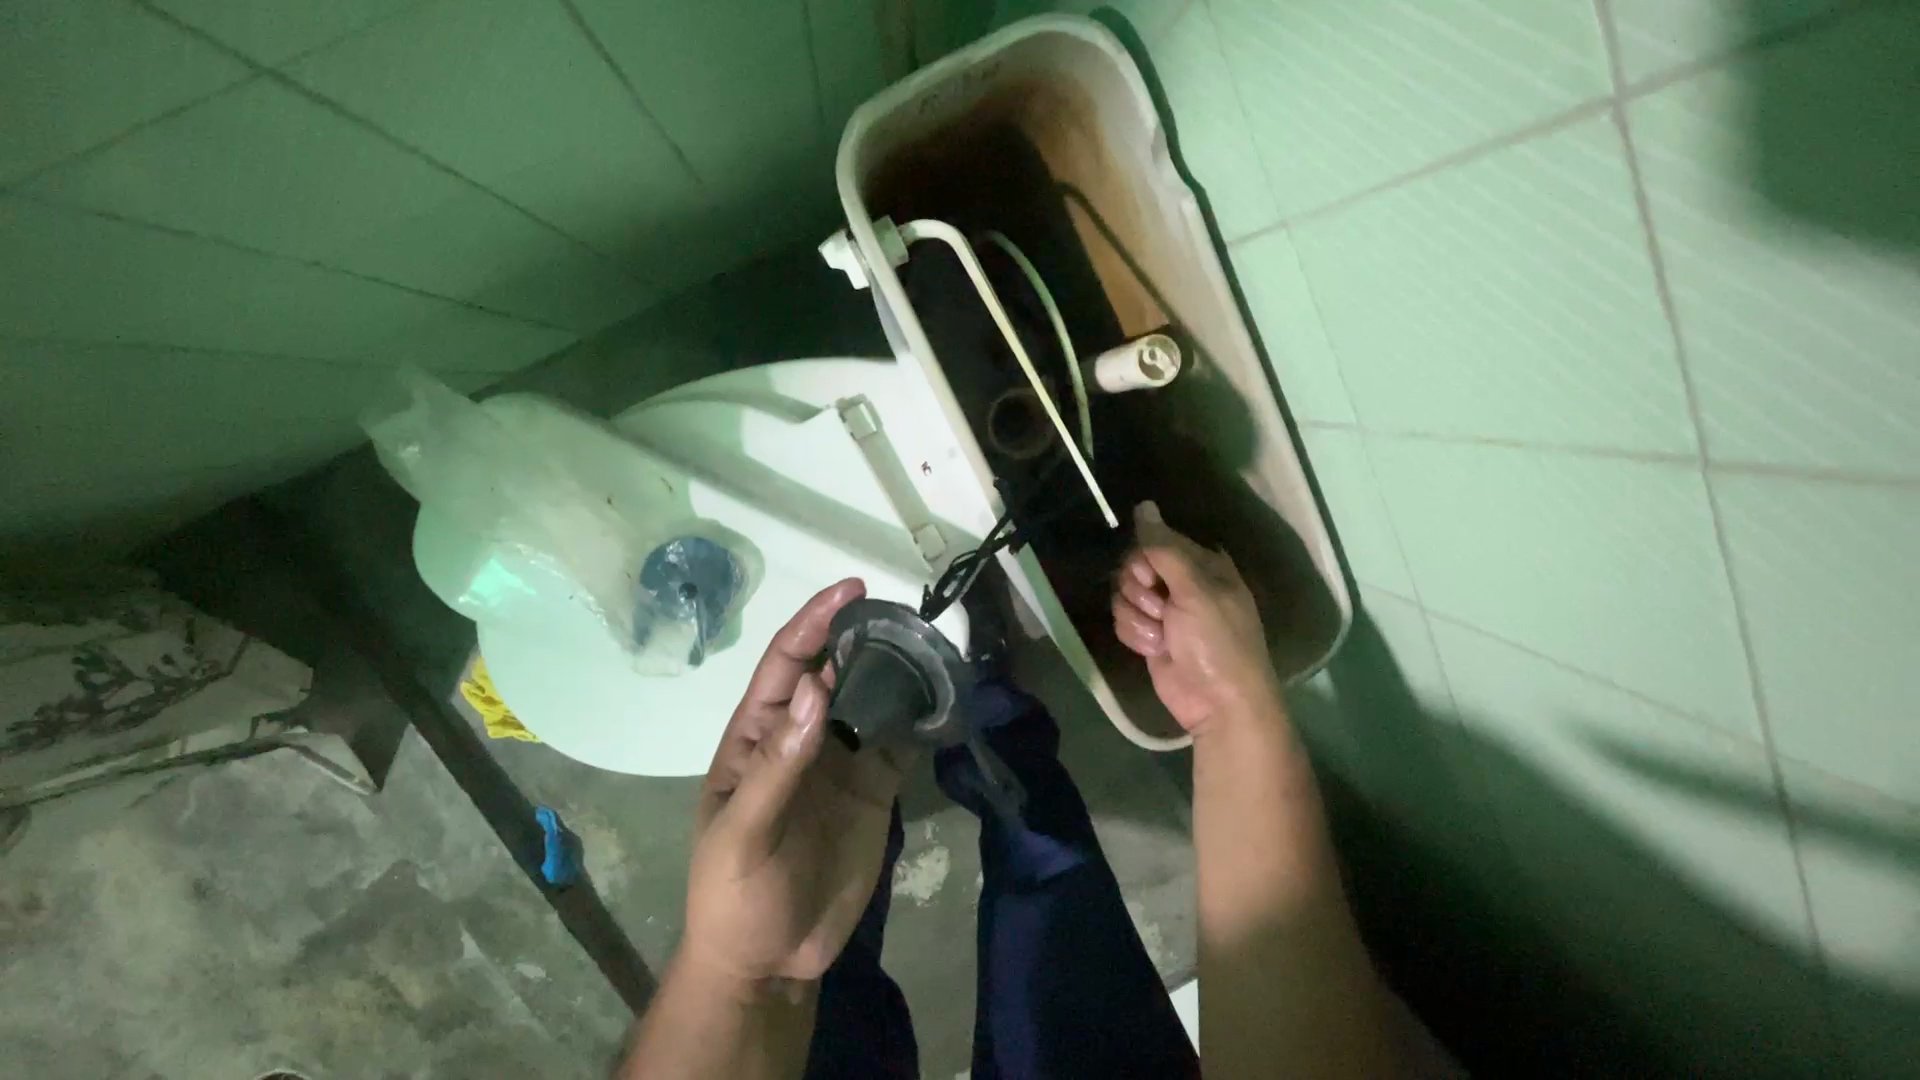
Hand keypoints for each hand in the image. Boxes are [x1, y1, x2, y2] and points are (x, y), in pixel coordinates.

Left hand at [678, 578, 908, 990]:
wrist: (771, 961)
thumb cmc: (735, 893)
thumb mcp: (743, 831)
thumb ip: (778, 763)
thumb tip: (817, 688)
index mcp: (759, 734)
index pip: (787, 662)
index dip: (815, 621)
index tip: (853, 589)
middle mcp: (803, 737)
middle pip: (835, 671)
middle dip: (864, 637)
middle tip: (906, 614)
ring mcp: (841, 762)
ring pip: (872, 701)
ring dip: (897, 673)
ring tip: (931, 647)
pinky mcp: (874, 790)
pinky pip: (900, 744)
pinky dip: (921, 721)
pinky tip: (943, 700)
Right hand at [1111, 502, 1279, 734]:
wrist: (1218, 703)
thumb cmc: (1218, 641)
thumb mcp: (1195, 589)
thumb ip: (1164, 548)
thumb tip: (1143, 505)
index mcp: (1202, 564)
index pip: (1155, 542)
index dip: (1145, 560)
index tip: (1151, 578)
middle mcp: (1181, 582)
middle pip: (1132, 568)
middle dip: (1139, 592)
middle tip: (1161, 610)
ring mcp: (1164, 611)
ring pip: (1123, 595)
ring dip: (1138, 619)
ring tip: (1163, 638)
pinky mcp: (1149, 635)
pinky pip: (1123, 620)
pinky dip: (1135, 636)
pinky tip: (1155, 650)